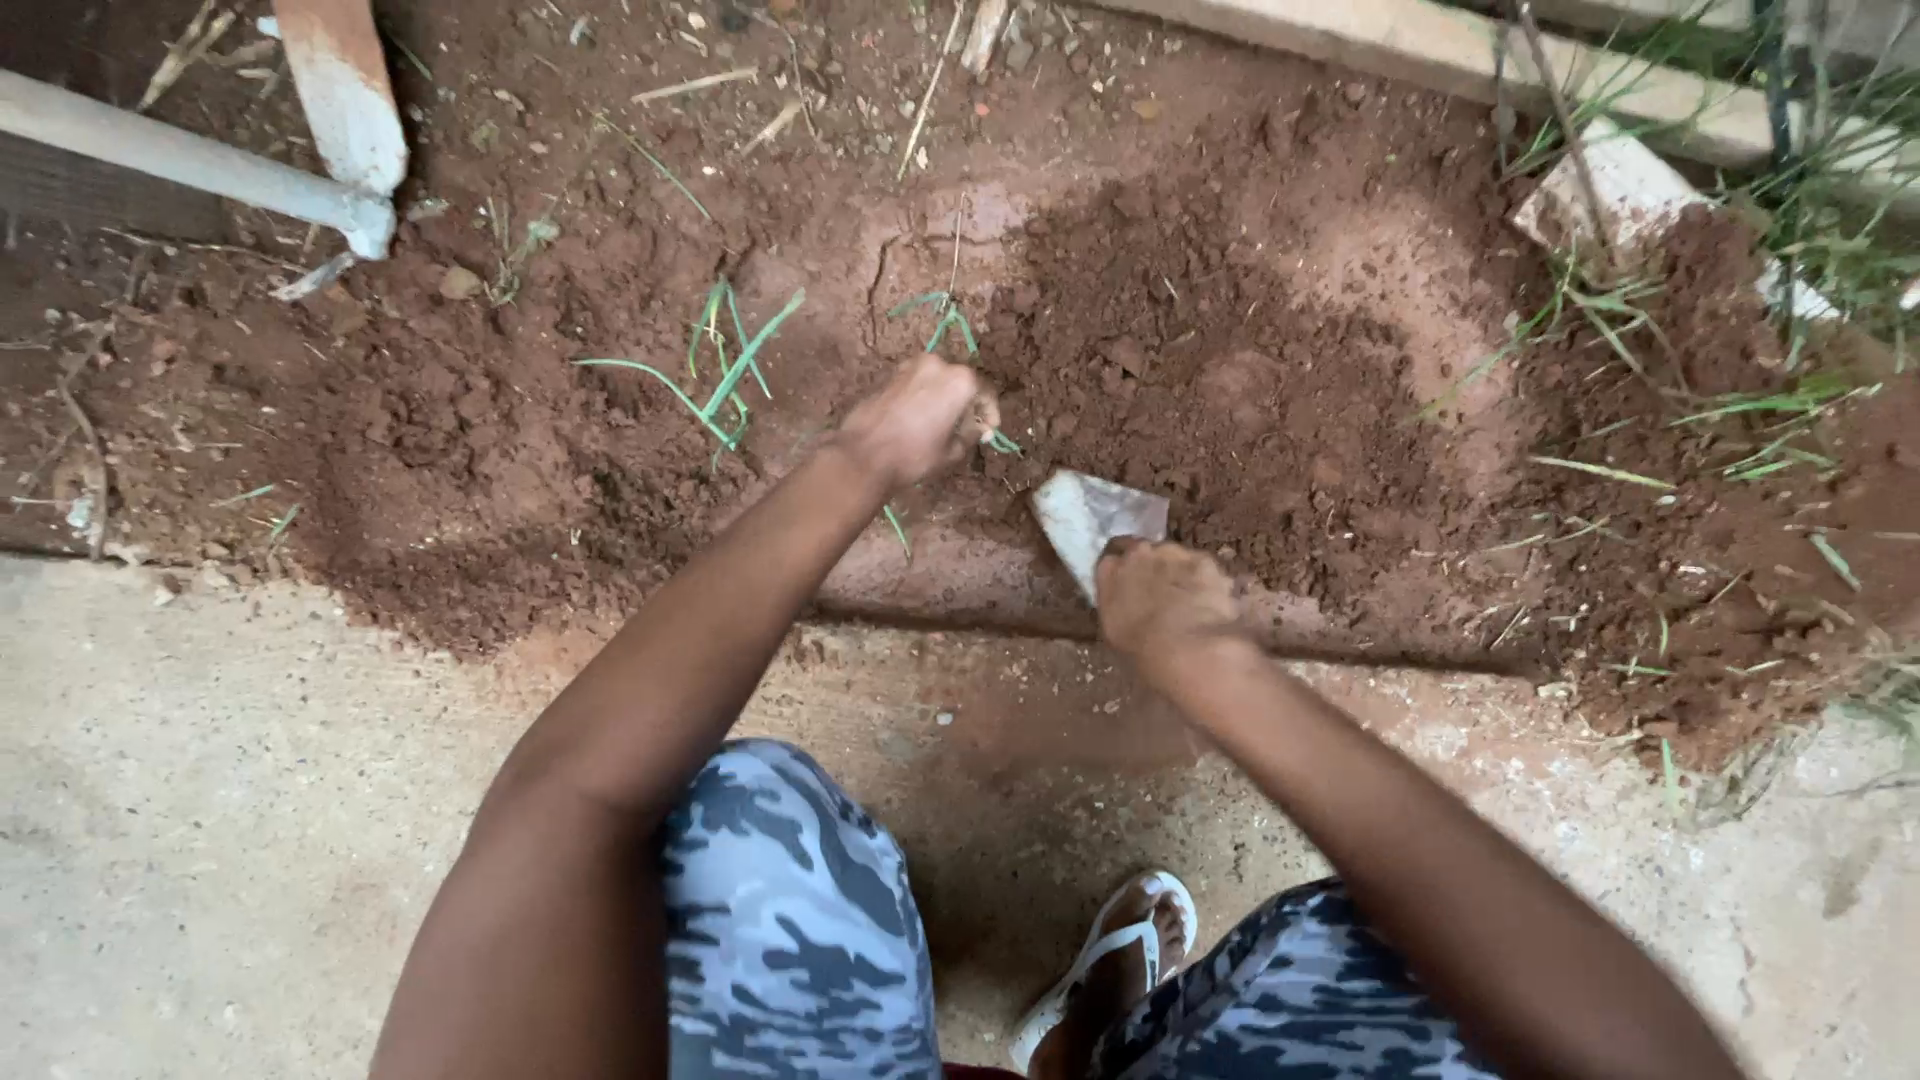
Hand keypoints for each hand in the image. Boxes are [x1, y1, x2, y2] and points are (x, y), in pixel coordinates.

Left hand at [835, 353, 999, 491]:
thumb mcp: (952, 451)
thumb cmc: (914, 454)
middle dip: (967, 403)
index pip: (986, 392)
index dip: (991, 413)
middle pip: (962, 381)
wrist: (864, 453)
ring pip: (938, 380)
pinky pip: (918, 382)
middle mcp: (938, 364)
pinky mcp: (891, 374)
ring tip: (943, 425)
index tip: (989, 431)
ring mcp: (911, 366)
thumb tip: (979, 428)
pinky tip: (921, 418)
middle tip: (967, 428)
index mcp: (960, 380)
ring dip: (945, 398)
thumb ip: (971, 434)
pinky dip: (925, 396)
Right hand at [1095, 539, 1247, 678]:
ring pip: (1176, 557)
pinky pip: (1204, 569)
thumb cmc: (1138, 649)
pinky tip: (1211, 603)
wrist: (1184, 648)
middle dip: (1152, 568)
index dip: (1123, 573)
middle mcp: (1138, 552)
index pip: (1112, 560)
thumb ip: (1115, 603)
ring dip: (1180, 572)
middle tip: (1160, 593)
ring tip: (1189, 600)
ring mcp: (1174, 552)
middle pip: (1145, 551)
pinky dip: (1206, 582)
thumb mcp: (1111, 629)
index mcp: (1109, 570)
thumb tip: (1125, 602)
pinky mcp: (1205, 560)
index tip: (1129, 587)